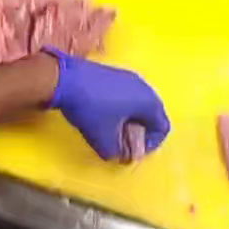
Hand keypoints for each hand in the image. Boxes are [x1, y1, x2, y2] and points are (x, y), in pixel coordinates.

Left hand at [44, 50, 169, 161]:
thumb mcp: (104, 139)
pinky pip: (124, 95)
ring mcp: (127, 77)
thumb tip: (118, 155)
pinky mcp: (112, 73)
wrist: (66, 79)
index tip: (133, 153)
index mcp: (149, 102)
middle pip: (150, 115)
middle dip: (139, 133)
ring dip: (128, 120)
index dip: (151, 145)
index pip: (162, 127)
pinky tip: (102, 115)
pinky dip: (119, 108)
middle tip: (124, 144)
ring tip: (111, 131)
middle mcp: (143, 86)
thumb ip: (116, 152)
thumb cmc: (92, 110)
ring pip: (136, 104)